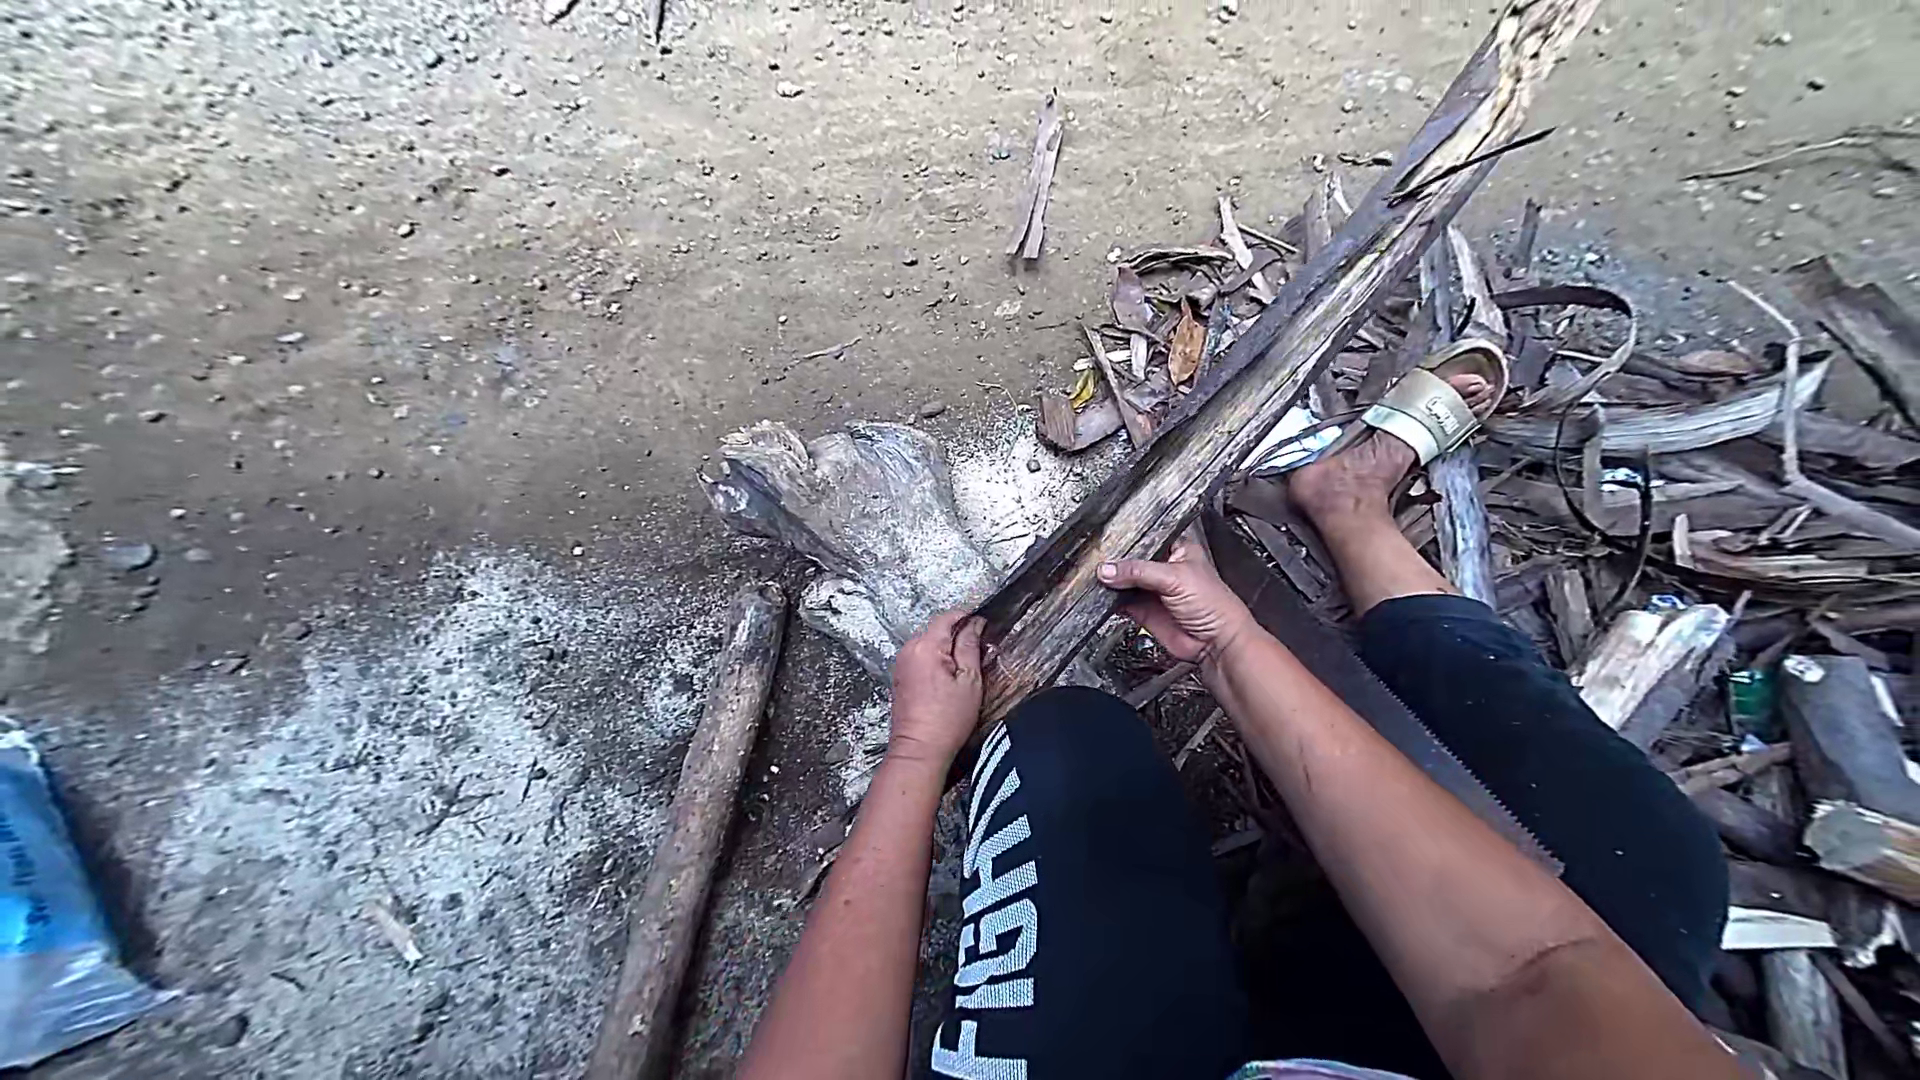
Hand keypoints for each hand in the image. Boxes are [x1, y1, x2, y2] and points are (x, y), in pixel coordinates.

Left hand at [888, 611, 985, 766]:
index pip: (947, 617)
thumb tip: (975, 624)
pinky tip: (946, 684)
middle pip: (938, 630)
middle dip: (957, 639)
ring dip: (946, 653)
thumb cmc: (945, 721)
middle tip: (975, 660)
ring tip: (960, 677)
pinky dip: (935, 664)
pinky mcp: (901, 676)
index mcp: (926, 647)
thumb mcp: (970, 680)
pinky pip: (921, 659)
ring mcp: (902, 663)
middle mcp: (909, 650)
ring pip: (930, 645)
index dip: (967, 619)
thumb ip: (971, 646)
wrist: (920, 750)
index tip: (982, 627)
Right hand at [1097, 531, 1257, 666]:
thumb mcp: (1175, 577)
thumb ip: (1138, 571)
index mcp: (1176, 551)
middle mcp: (1163, 568)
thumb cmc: (1215, 606)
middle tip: (1100, 563)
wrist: (1216, 643)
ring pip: (1123, 581)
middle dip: (1115, 564)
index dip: (1127, 542)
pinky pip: (1121, 601)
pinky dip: (1110, 600)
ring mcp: (1152, 590)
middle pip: (1130, 561)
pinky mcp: (1143, 609)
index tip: (1107, 544)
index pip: (1145, 540)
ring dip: (1111, 582)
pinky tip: (1104, 596)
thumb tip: (1108, 569)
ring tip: (1099, 579)